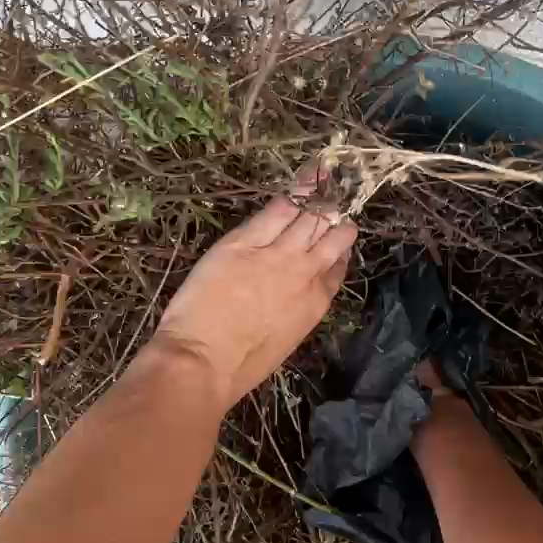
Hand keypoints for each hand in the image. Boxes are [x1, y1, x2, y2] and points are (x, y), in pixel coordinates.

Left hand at [146, 197, 356, 410]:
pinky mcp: (244, 242)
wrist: (203, 362)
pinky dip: (294, 192)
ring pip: (308, 217)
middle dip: (335, 216)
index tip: (339, 236)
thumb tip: (295, 290)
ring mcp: (275, 254)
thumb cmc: (239, 366)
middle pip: (329, 234)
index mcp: (315, 302)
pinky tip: (303, 178)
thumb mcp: (284, 340)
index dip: (339, 248)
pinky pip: (275, 211)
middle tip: (336, 199)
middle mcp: (304, 272)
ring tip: (325, 176)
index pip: (337, 266)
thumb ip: (296, 309)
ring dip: (319, 197)